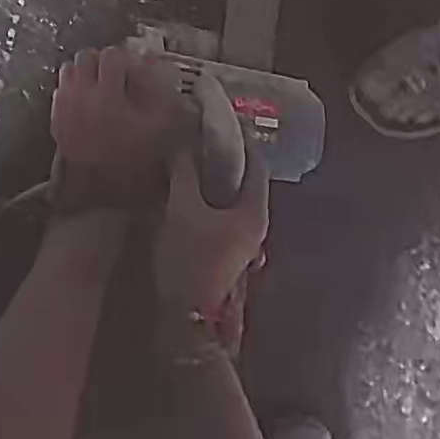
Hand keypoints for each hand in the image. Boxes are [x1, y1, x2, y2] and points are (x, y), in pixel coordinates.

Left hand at [49, 46, 181, 215]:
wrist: (99, 202)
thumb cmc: (135, 169)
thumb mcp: (162, 135)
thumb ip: (170, 103)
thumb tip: (170, 78)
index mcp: (109, 94)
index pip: (114, 56)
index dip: (129, 59)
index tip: (140, 71)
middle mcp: (82, 95)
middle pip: (86, 57)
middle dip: (104, 62)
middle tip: (119, 75)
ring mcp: (64, 107)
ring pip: (69, 71)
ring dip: (85, 73)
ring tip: (100, 87)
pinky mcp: (55, 122)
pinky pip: (61, 92)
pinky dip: (73, 91)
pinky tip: (87, 105)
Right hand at [155, 141, 268, 329]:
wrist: (187, 321)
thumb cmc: (190, 259)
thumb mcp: (182, 209)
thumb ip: (185, 173)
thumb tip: (183, 145)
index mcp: (255, 212)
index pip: (256, 162)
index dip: (242, 137)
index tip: (224, 117)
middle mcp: (257, 226)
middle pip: (245, 182)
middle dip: (225, 158)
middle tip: (201, 136)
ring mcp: (244, 244)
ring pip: (232, 201)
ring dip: (215, 180)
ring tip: (191, 161)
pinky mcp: (228, 255)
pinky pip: (222, 216)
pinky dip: (208, 199)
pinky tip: (187, 194)